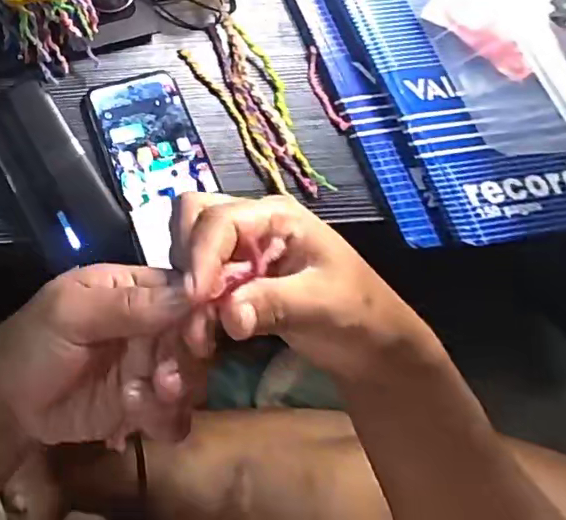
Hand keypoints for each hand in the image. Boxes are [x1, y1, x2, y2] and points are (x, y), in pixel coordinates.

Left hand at [0, 264, 199, 447]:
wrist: (9, 402)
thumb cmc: (33, 340)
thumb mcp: (72, 312)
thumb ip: (128, 305)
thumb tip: (190, 292)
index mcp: (129, 287)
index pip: (181, 290)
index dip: (197, 311)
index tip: (196, 336)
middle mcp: (146, 324)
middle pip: (193, 337)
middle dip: (184, 360)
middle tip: (161, 379)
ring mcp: (146, 365)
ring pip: (191, 377)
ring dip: (174, 393)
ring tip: (140, 399)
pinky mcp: (144, 407)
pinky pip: (177, 415)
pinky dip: (165, 421)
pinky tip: (136, 421)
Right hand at [171, 193, 439, 383]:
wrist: (377, 349)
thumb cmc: (360, 315)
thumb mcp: (322, 305)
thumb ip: (272, 304)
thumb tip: (227, 313)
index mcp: (274, 215)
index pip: (220, 219)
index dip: (202, 254)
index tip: (195, 298)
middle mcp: (250, 221)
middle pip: (194, 215)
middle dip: (188, 257)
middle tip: (194, 303)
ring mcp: (239, 246)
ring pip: (189, 242)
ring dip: (187, 281)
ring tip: (198, 325)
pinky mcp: (233, 273)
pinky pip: (199, 275)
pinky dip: (193, 300)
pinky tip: (202, 330)